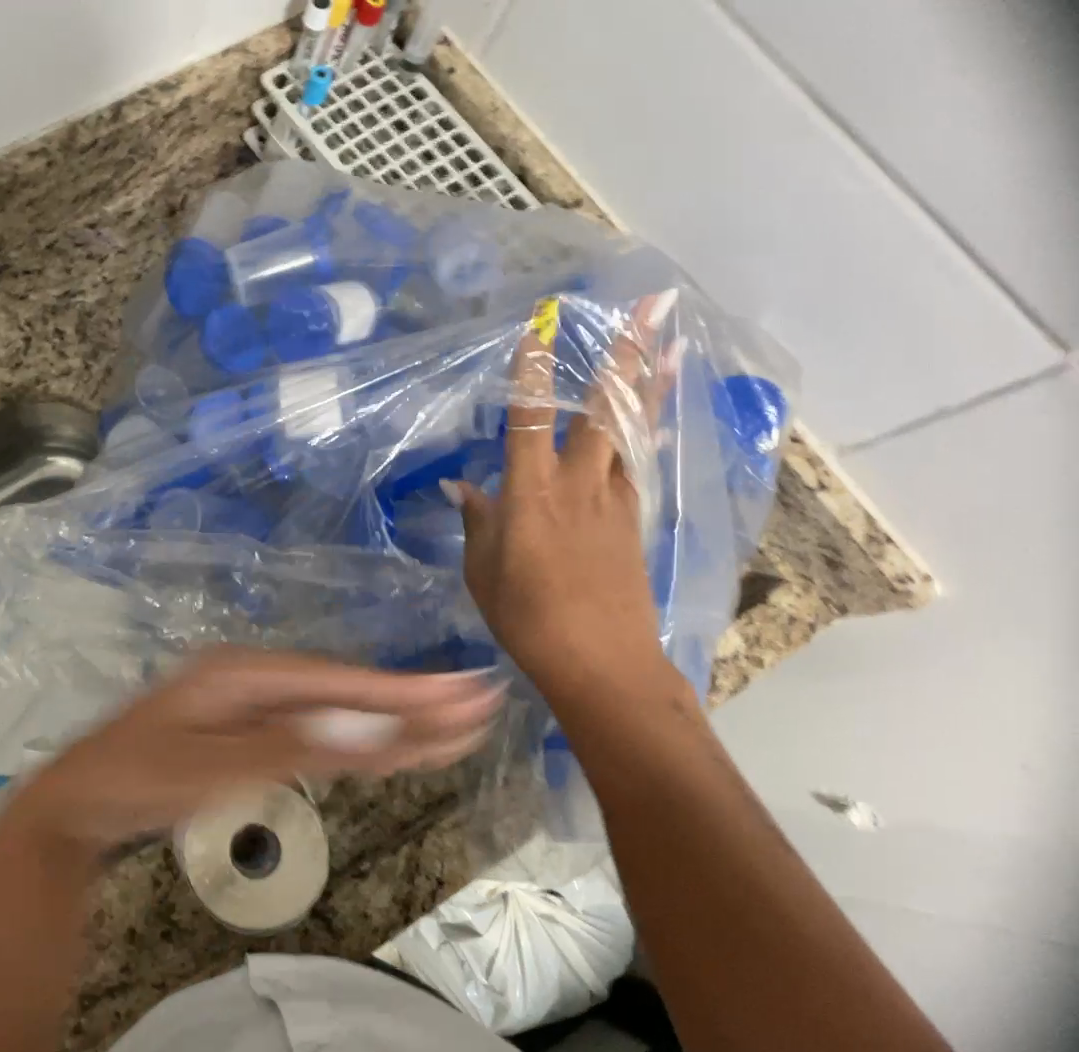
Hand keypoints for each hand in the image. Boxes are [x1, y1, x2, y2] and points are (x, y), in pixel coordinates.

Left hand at [15, 646, 506, 848]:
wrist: (79, 800)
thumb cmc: (138, 778)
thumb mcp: (215, 764)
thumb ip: (298, 745)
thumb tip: (379, 721)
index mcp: (243, 673)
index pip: (340, 683)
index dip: (405, 692)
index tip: (469, 695)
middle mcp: (249, 678)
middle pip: (341, 690)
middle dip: (408, 701)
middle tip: (480, 705)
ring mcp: (243, 703)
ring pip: (328, 709)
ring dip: (386, 717)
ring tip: (450, 722)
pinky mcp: (239, 730)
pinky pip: (308, 729)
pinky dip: (350, 736)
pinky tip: (381, 739)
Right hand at [450, 294, 682, 702]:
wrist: (600, 660)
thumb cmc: (526, 617)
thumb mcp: (483, 571)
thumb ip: (477, 522)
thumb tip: (463, 487)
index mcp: (532, 493)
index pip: (530, 417)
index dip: (533, 371)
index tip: (538, 327)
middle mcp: (579, 483)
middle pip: (606, 408)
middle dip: (628, 354)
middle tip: (656, 307)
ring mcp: (615, 500)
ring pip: (631, 431)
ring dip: (649, 385)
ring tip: (671, 344)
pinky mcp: (633, 521)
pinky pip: (636, 464)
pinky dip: (642, 434)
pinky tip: (648, 422)